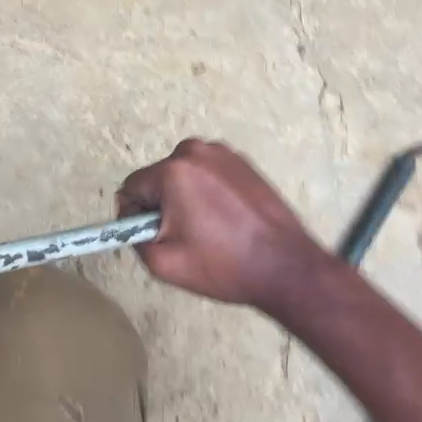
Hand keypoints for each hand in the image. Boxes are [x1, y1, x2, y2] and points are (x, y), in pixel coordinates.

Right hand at [117, 138, 330, 310]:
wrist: (290, 270)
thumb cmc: (225, 266)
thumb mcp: (163, 264)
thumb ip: (132, 239)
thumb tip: (131, 224)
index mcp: (172, 171)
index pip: (132, 188)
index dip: (135, 216)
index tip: (154, 237)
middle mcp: (194, 151)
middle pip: (158, 179)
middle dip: (163, 205)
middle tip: (185, 237)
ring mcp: (223, 153)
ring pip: (182, 176)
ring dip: (185, 197)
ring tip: (209, 230)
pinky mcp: (244, 162)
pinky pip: (207, 174)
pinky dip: (209, 192)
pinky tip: (226, 219)